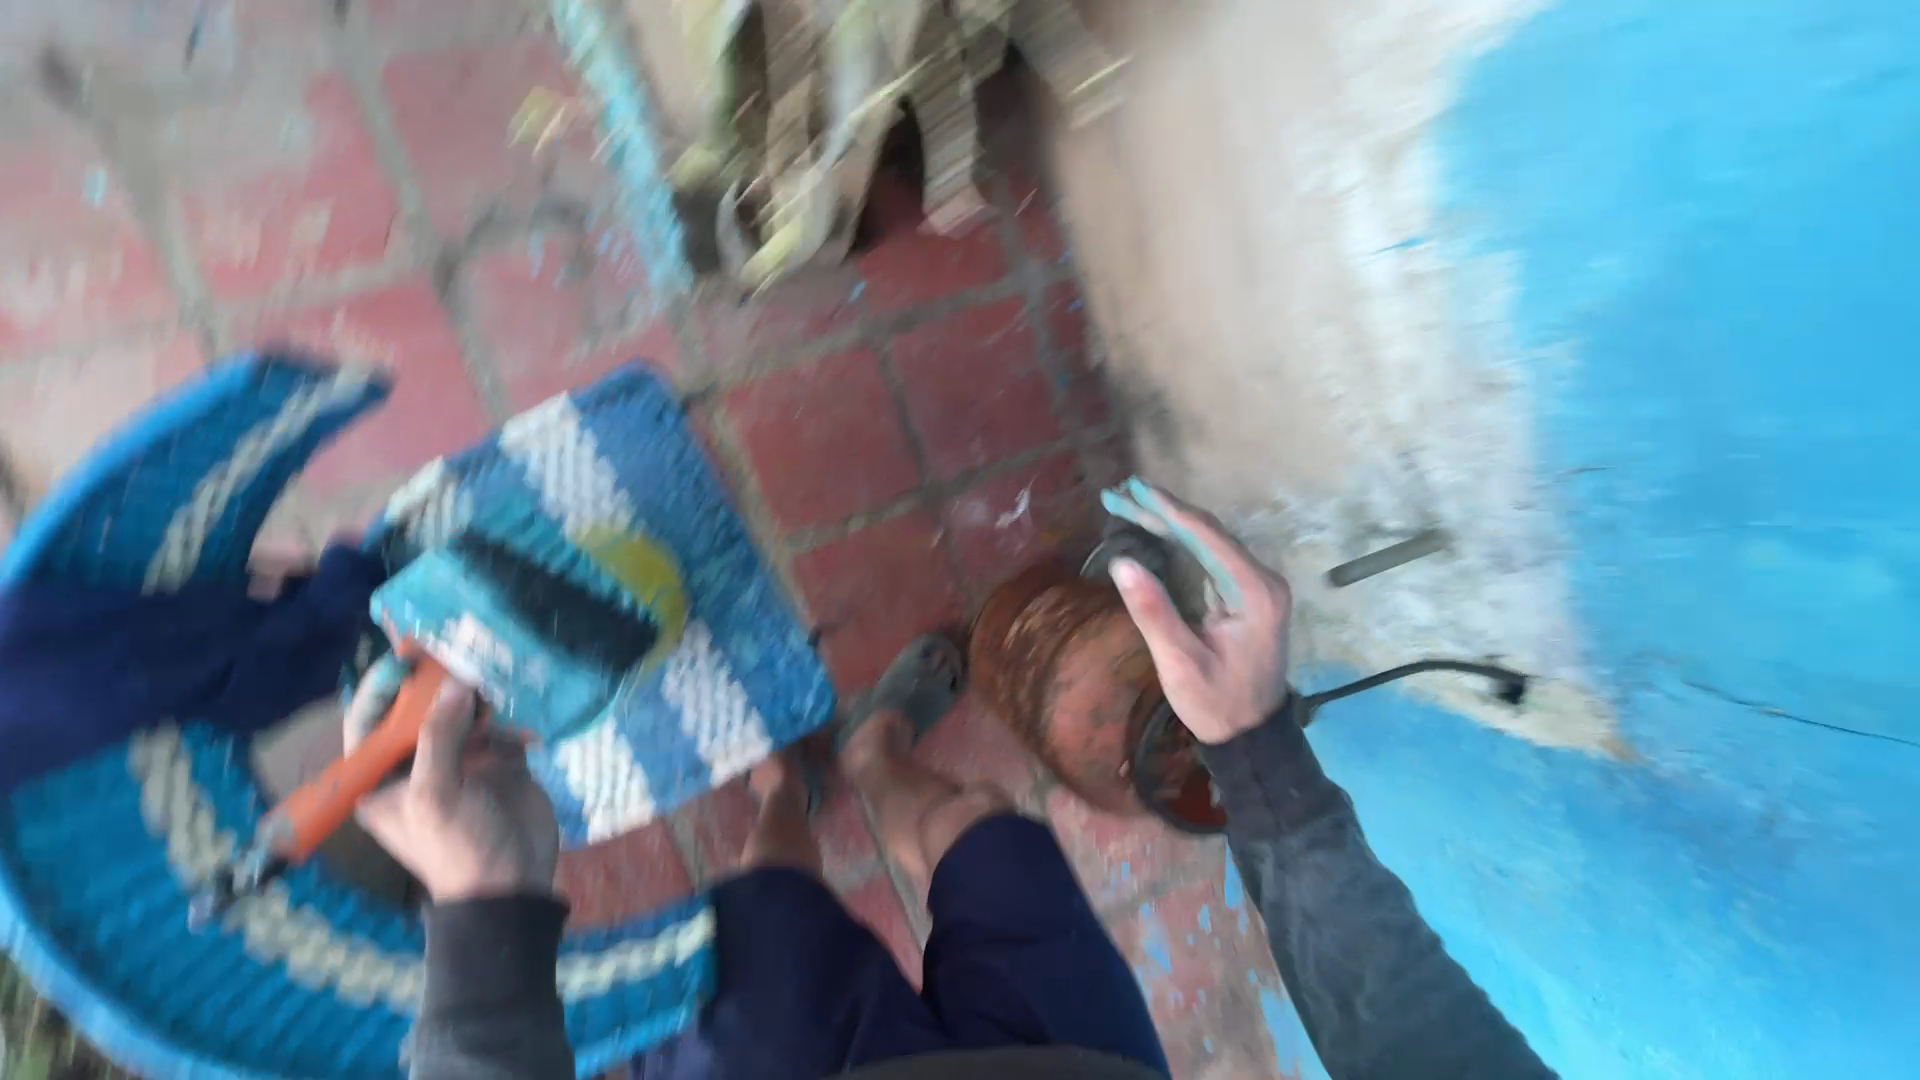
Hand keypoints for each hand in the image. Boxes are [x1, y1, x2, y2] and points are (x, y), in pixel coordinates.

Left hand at [344, 664, 559, 902]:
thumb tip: (457, 682)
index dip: (386, 688)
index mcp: (383, 777)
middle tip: (466, 655)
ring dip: (486, 698)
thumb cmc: (455, 844)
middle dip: (445, 685)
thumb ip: (440, 735)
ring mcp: (465, 760)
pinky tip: (527, 717)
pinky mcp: (504, 760)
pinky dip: (516, 717)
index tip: (409, 657)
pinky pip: (506, 725)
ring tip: (502, 683)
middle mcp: (421, 763)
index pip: (373, 722)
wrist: (512, 882)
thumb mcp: (434, 792)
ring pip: (470, 713)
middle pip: (426, 710)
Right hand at [1107, 486, 1293, 744]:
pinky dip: (1177, 542)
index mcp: (1254, 592)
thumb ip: (1153, 610)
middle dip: (1161, 512)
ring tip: (1126, 504)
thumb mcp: (1180, 661)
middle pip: (1206, 533)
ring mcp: (1254, 585)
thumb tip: (1121, 563)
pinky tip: (1151, 530)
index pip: (1207, 537)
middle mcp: (1260, 579)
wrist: (1251, 735)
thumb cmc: (1217, 702)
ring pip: (1206, 541)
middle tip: (1119, 494)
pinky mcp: (1243, 593)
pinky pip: (1208, 557)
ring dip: (1166, 523)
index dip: (1168, 511)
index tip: (1133, 490)